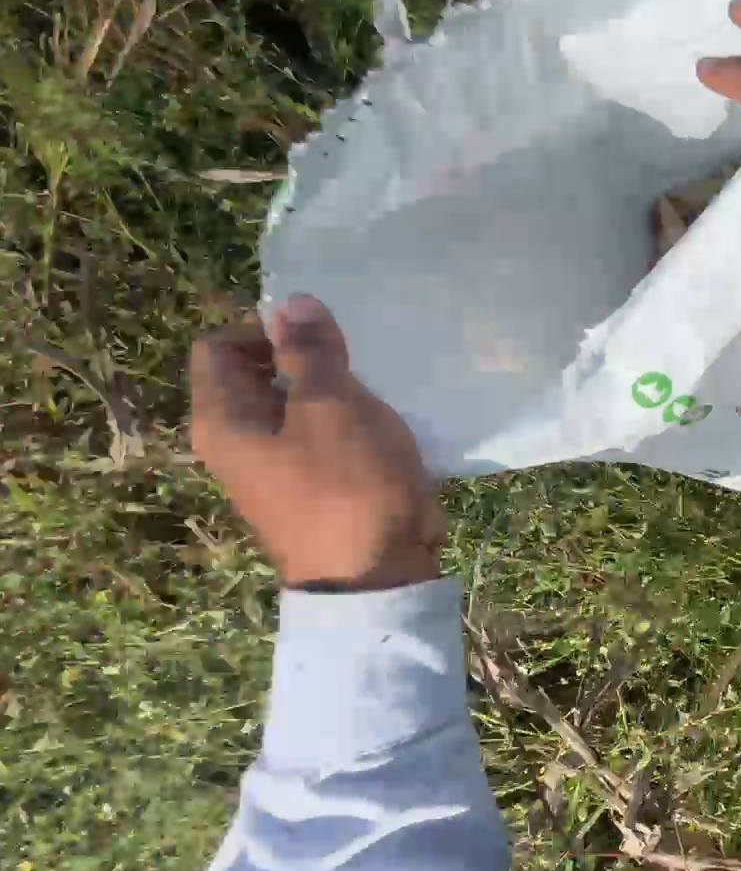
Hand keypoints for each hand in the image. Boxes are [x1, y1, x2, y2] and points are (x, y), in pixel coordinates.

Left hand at [190, 295, 443, 590]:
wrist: (375, 567)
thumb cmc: (349, 482)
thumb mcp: (333, 407)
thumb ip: (312, 353)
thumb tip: (291, 303)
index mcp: (225, 421)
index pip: (219, 347)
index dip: (266, 330)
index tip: (324, 336)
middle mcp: (242, 440)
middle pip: (261, 374)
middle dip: (310, 357)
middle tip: (360, 360)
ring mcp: (282, 464)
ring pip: (301, 404)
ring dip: (338, 389)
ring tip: (381, 388)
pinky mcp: (322, 480)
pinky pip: (329, 433)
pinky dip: (355, 419)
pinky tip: (390, 420)